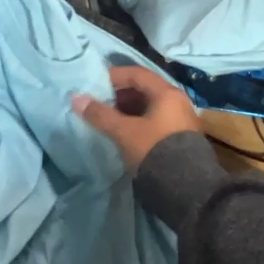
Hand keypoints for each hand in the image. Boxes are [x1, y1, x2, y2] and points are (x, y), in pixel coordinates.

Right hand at [73, 65, 202, 172]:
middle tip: (100, 102)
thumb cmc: (154, 150)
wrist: (187, 189)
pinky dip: (138, 122)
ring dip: (128, 110)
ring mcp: (181, 121)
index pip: (137, 74)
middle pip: (144, 89)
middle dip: (120, 94)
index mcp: (166, 93)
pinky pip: (155, 121)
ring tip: (109, 120)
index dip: (114, 76)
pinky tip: (125, 134)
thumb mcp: (124, 132)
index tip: (95, 84)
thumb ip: (100, 115)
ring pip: (149, 107)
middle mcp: (177, 102)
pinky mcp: (180, 138)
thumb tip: (76, 99)